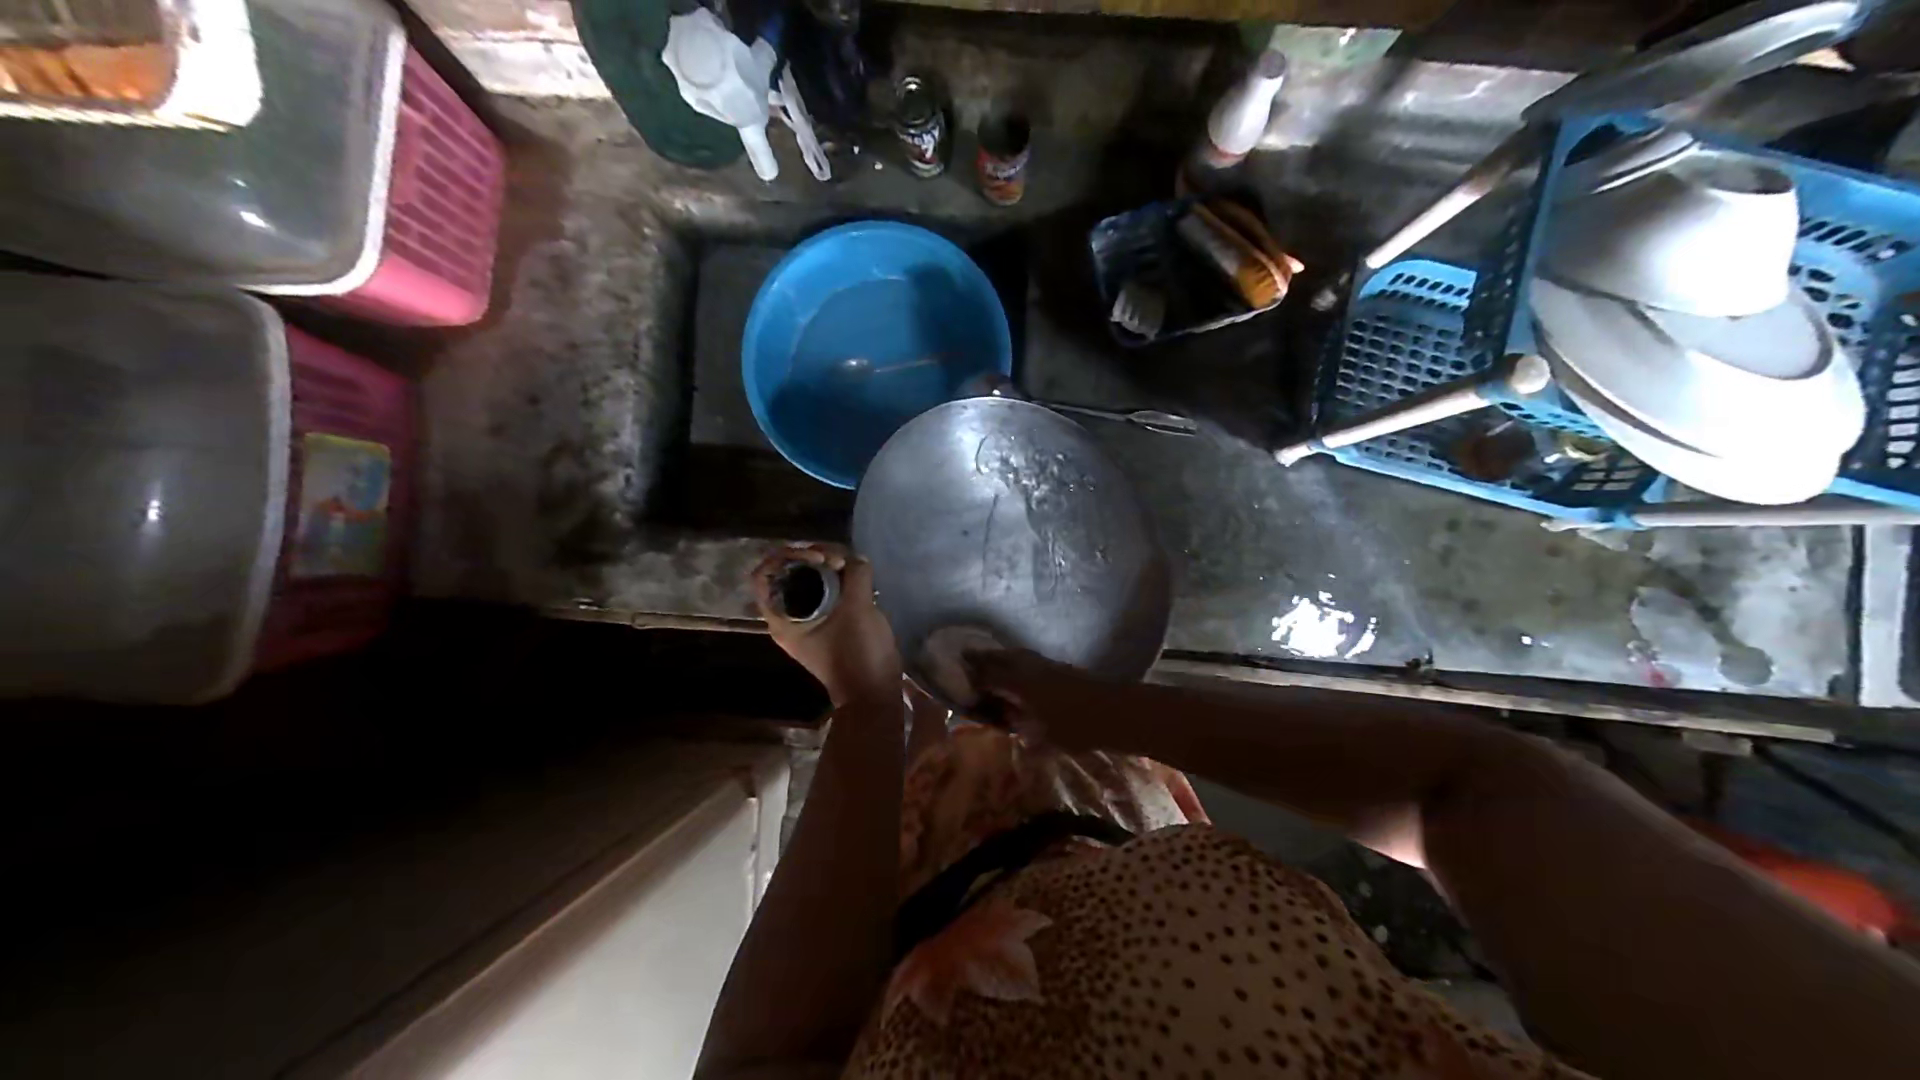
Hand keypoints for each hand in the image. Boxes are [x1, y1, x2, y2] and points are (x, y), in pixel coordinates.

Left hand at [750, 544, 901, 709]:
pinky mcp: (829, 620)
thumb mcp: (857, 610)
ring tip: (852, 566)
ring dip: (829, 566)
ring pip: (810, 579)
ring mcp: (810, 618)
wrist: (873, 691)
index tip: (819, 557)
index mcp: (782, 617)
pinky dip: (839, 579)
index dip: (788, 556)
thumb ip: (855, 577)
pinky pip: (827, 590)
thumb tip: (855, 559)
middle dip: (813, 556)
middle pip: (789, 572)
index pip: (765, 574)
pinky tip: (858, 577)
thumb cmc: (857, 653)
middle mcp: (790, 615)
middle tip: (840, 560)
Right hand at [964, 647, 1106, 749]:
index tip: (959, 675)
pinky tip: (1020, 667)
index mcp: (1021, 684)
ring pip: (1018, 655)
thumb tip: (1014, 728)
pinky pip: (1031, 658)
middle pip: (1002, 658)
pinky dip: (1018, 659)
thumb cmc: (1078, 728)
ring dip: (1001, 655)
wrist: (1117, 711)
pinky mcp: (1062, 667)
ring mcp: (1048, 665)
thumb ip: (1026, 732)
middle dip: (983, 657)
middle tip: (966, 655)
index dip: (974, 676)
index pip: (990, 676)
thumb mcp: (1045, 737)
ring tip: (991, 658)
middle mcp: (1031, 669)